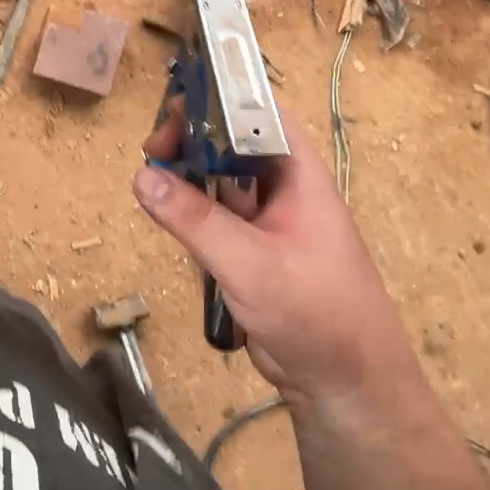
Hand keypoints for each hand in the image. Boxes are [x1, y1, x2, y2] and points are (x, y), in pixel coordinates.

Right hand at [134, 100, 420, 406]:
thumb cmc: (317, 317)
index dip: (218, 100)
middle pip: (231, 142)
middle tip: (152, 153)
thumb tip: (141, 176)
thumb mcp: (251, 265)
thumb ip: (195, 219)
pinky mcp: (248, 248)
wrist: (348, 389)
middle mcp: (283, 190)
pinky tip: (164, 212)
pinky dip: (185, 206)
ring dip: (184, 172)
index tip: (172, 109)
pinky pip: (211, 212)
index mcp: (301, 178)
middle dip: (190, 138)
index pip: (260, 116)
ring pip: (217, 177)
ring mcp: (265, 220)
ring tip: (149, 179)